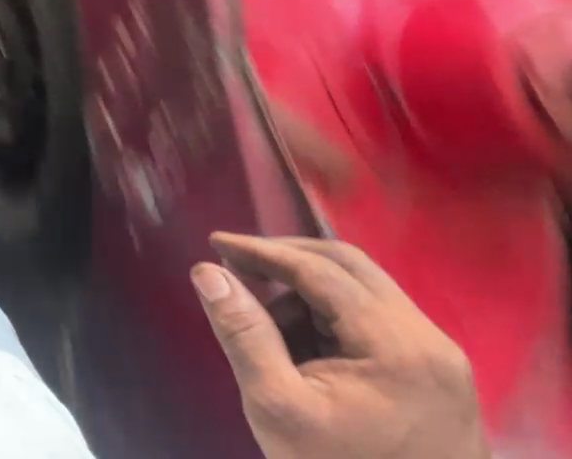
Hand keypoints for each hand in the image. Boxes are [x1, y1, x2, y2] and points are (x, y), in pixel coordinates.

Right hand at [192, 233, 491, 458]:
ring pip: (362, 291)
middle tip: (236, 263)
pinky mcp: (436, 376)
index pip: (321, 271)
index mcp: (399, 347)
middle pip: (351, 268)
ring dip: (306, 291)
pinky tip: (302, 347)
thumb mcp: (277, 405)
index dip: (262, 250)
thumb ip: (242, 332)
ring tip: (268, 326)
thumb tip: (206, 271)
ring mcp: (440, 359)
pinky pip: (375, 319)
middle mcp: (431, 341)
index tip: (214, 243)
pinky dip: (329, 316)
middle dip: (287, 258)